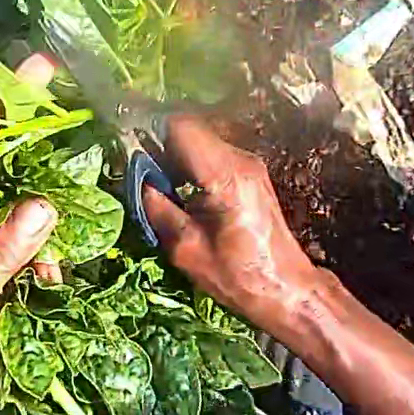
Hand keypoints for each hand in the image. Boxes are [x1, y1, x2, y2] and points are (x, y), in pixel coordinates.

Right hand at [140, 116, 326, 330]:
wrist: (285, 287)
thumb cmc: (237, 276)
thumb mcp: (185, 248)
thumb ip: (156, 207)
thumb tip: (137, 178)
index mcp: (224, 176)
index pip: (181, 127)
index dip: (150, 128)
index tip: (128, 141)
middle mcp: (240, 160)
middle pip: (191, 129)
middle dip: (160, 143)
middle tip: (139, 168)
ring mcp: (249, 164)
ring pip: (201, 140)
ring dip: (175, 154)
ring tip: (158, 182)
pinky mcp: (251, 172)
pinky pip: (212, 154)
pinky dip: (191, 163)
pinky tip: (181, 189)